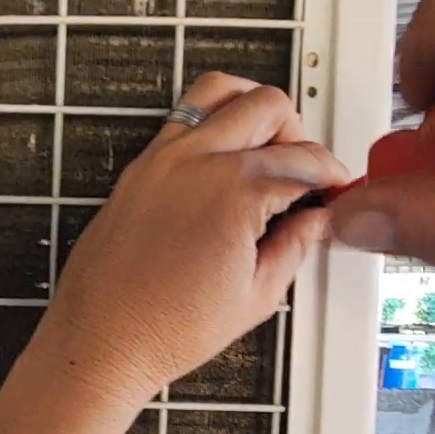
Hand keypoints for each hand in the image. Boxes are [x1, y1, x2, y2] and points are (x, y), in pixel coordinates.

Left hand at [25, 72, 346, 405]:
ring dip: (251, 109)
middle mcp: (194, 161)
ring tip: (263, 148)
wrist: (100, 342)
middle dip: (297, 133)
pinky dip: (209, 125)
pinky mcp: (135, 171)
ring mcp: (158, 160)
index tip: (333, 190)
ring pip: (218, 91)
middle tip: (303, 171)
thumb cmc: (163, 329)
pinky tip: (219, 160)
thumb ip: (294, 247)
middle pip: (267, 106)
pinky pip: (179, 120)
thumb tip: (314, 221)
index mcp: (233, 190)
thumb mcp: (255, 297)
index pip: (303, 160)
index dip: (330, 176)